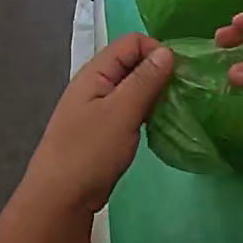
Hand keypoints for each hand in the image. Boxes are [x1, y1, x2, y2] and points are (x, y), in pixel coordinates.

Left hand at [22, 33, 174, 214]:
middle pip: (133, 62)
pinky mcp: (104, 129)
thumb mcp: (122, 112)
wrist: (60, 200)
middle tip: (182, 92)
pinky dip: (147, 111)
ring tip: (175, 108)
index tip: (179, 74)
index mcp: (96, 72)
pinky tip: (159, 124)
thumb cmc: (90, 152)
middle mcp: (96, 84)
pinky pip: (130, 108)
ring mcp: (99, 107)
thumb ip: (145, 80)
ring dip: (154, 93)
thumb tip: (167, 51)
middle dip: (159, 71)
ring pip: (133, 87)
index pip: (132, 42)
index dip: (157, 51)